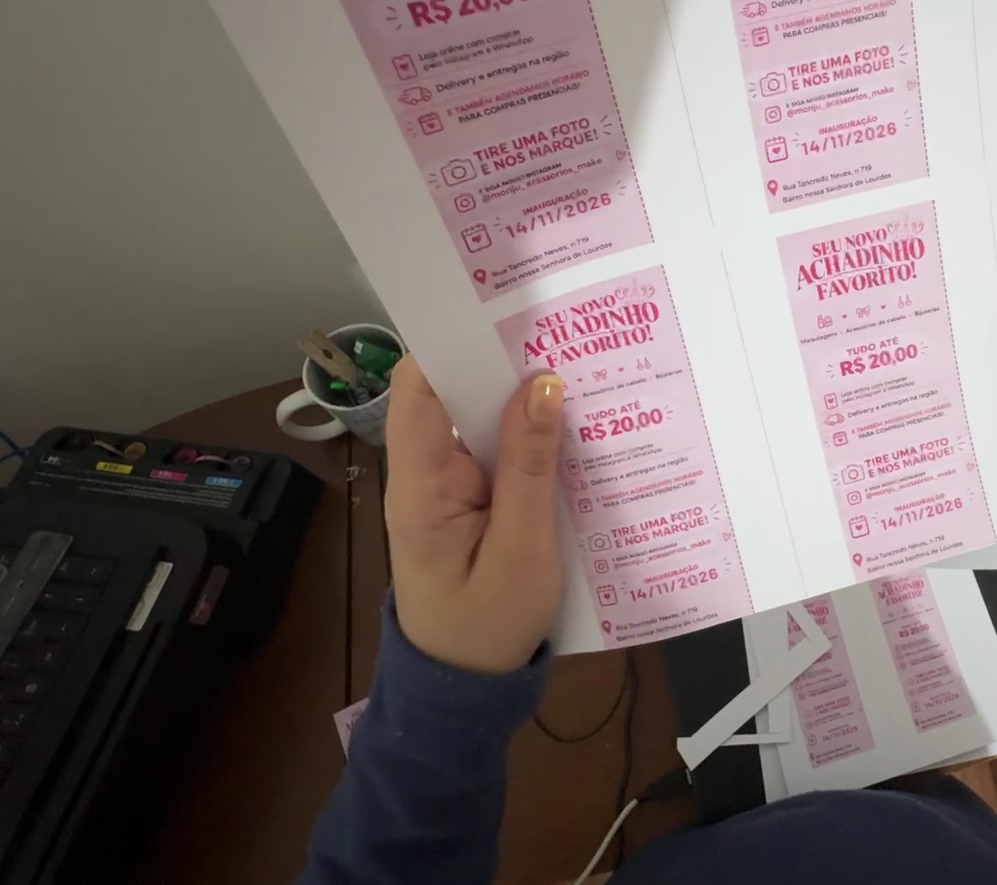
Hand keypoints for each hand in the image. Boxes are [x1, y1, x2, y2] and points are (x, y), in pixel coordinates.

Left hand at [383, 355, 566, 673]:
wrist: (467, 686)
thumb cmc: (489, 625)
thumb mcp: (523, 548)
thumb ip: (532, 465)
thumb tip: (545, 385)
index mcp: (421, 483)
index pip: (418, 390)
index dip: (450, 342)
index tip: (502, 311)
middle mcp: (428, 472)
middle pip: (453, 394)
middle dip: (502, 361)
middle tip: (564, 331)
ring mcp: (450, 485)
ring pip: (481, 420)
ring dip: (522, 395)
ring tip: (578, 365)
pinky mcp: (473, 498)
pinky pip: (498, 449)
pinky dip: (530, 432)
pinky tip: (571, 421)